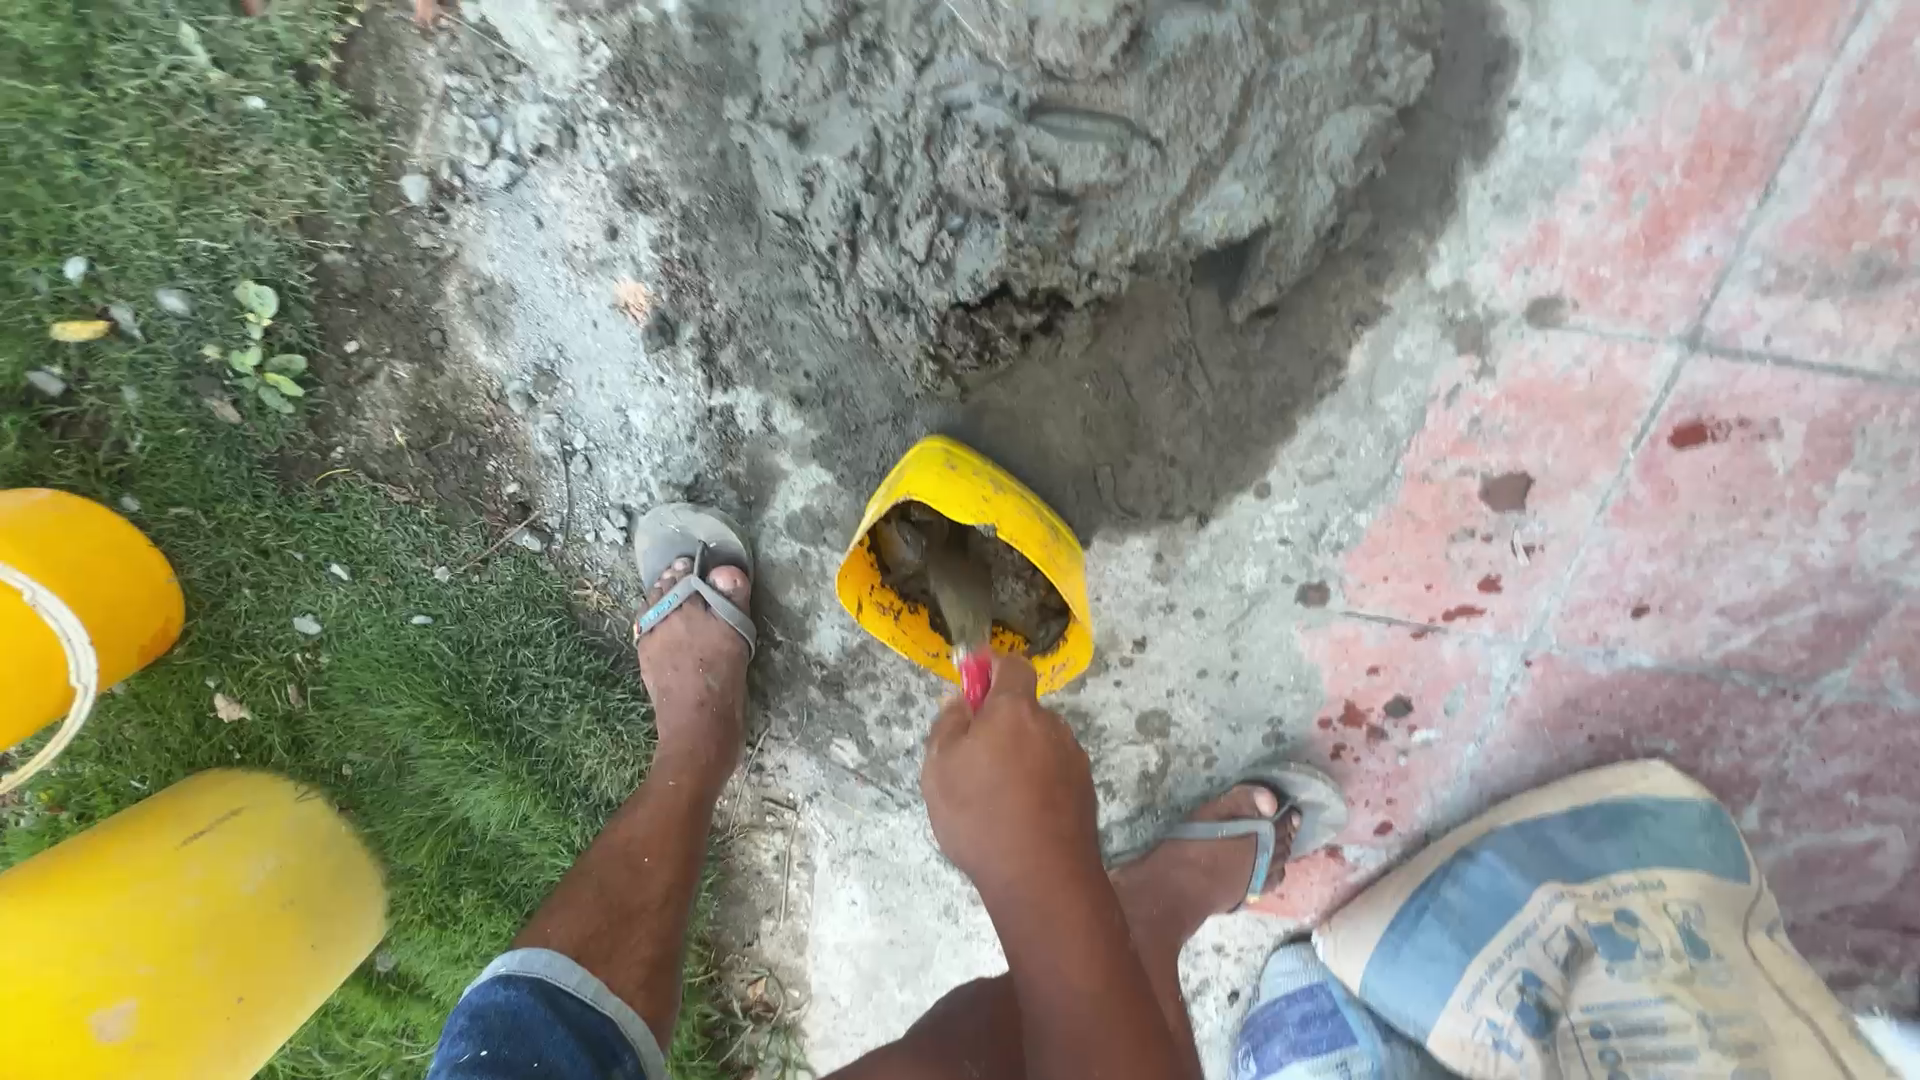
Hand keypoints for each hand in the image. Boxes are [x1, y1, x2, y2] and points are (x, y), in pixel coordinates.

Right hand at [920, 654, 1102, 899]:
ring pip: (1039, 742)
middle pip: (1023, 709)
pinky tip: (1020, 815)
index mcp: (1015, 710)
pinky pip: (1053, 772)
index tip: (973, 680)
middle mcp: (1051, 725)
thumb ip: (948, 724)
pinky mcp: (1085, 792)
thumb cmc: (980, 815)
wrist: (1042, 879)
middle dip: (1000, 722)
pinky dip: (1037, 781)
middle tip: (972, 756)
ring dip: (1019, 754)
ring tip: (995, 796)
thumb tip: (960, 701)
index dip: (992, 666)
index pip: (1012, 665)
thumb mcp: (939, 768)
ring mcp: (1073, 759)